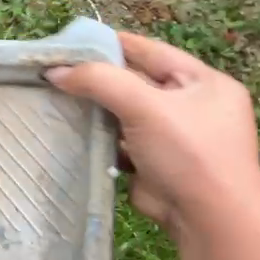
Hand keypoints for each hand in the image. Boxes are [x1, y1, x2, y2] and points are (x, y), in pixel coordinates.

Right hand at [45, 31, 259, 236]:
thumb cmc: (188, 152)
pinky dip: (97, 134)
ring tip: (53, 98)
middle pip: (134, 80)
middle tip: (53, 72)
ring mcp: (172, 134)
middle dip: (96, 77)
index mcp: (203, 82)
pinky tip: (70, 130)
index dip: (111, 44)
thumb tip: (55, 72)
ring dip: (94, 107)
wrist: (207, 216)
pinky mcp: (154, 159)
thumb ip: (99, 82)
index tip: (69, 43)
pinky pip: (119, 138)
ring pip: (123, 110)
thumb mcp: (146, 106)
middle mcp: (190, 105)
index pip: (150, 51)